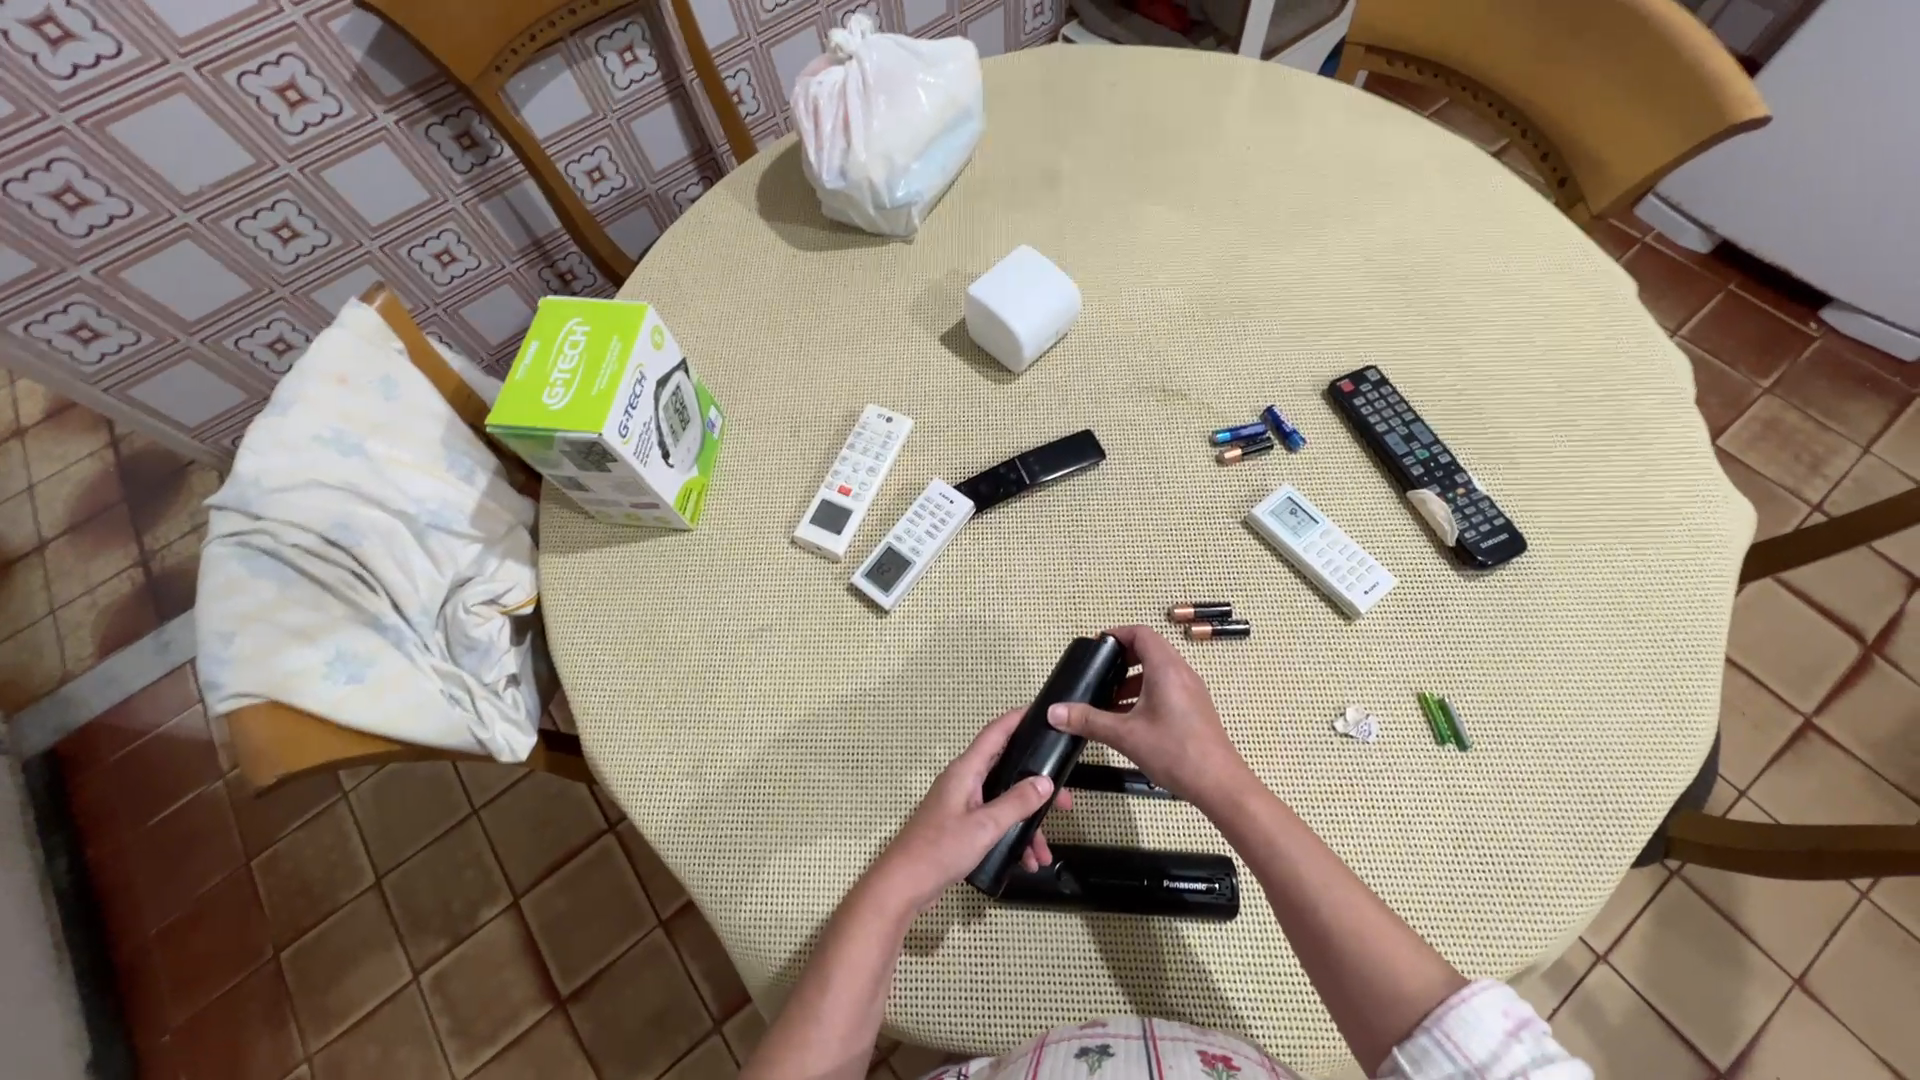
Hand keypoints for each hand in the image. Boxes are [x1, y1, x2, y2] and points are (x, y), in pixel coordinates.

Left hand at [867, 707, 1073, 911]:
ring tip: (1046, 850)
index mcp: (965, 771)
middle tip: (1064, 800)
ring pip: (1003, 803)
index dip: (1017, 719)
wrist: (904, 885)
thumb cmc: (940, 849)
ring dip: (1026, 824)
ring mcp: (962, 805)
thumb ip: (1016, 802)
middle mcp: (964, 782)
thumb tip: (1044, 782)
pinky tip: (1027, 861)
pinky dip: (1012, 838)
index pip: (995, 733)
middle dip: (1036, 786)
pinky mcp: (960, 826)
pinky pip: (994, 823)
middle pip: (1007, 771)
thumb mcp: (985, 826)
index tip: (1041, 713)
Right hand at [1047, 625, 1257, 807]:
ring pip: (1159, 671)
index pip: (1141, 633)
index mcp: (1166, 669)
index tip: (1096, 648)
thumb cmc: (1174, 751)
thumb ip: (1088, 720)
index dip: (1117, 635)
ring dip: (1133, 680)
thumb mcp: (1124, 735)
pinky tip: (1130, 720)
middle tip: (1099, 675)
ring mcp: (1192, 691)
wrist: (1219, 784)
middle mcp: (1182, 673)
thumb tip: (1054, 712)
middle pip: (1150, 649)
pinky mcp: (1195, 709)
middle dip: (1122, 659)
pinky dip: (1146, 694)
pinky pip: (1167, 688)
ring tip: (1110, 701)